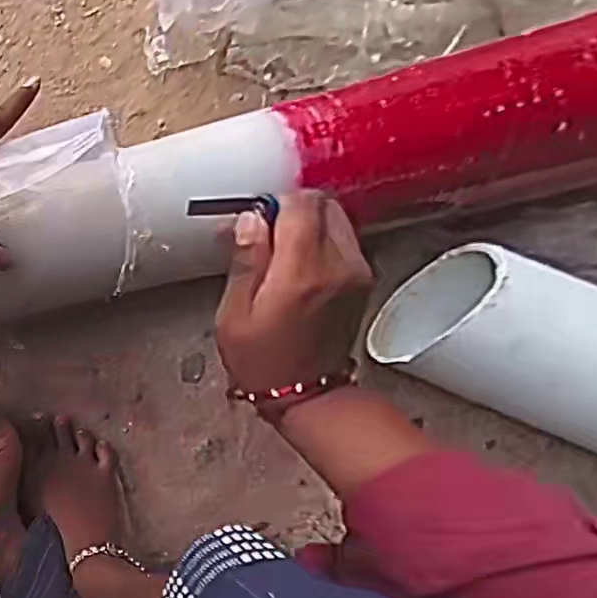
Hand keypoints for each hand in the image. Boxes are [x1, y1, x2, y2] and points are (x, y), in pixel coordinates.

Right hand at [214, 192, 373, 396]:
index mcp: (301, 274)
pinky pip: (343, 240)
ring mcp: (357, 270)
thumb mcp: (233, 315)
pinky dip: (318, 241)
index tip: (251, 223)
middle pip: (323, 206)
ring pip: (336, 219)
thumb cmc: (259, 360)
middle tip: (261, 235)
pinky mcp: (363, 278)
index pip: (300, 207)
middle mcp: (338, 265)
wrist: (303, 391)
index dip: (272, 205)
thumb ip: (245, 262)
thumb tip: (250, 220)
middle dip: (291, 211)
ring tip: (276, 253)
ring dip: (305, 225)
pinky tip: (294, 266)